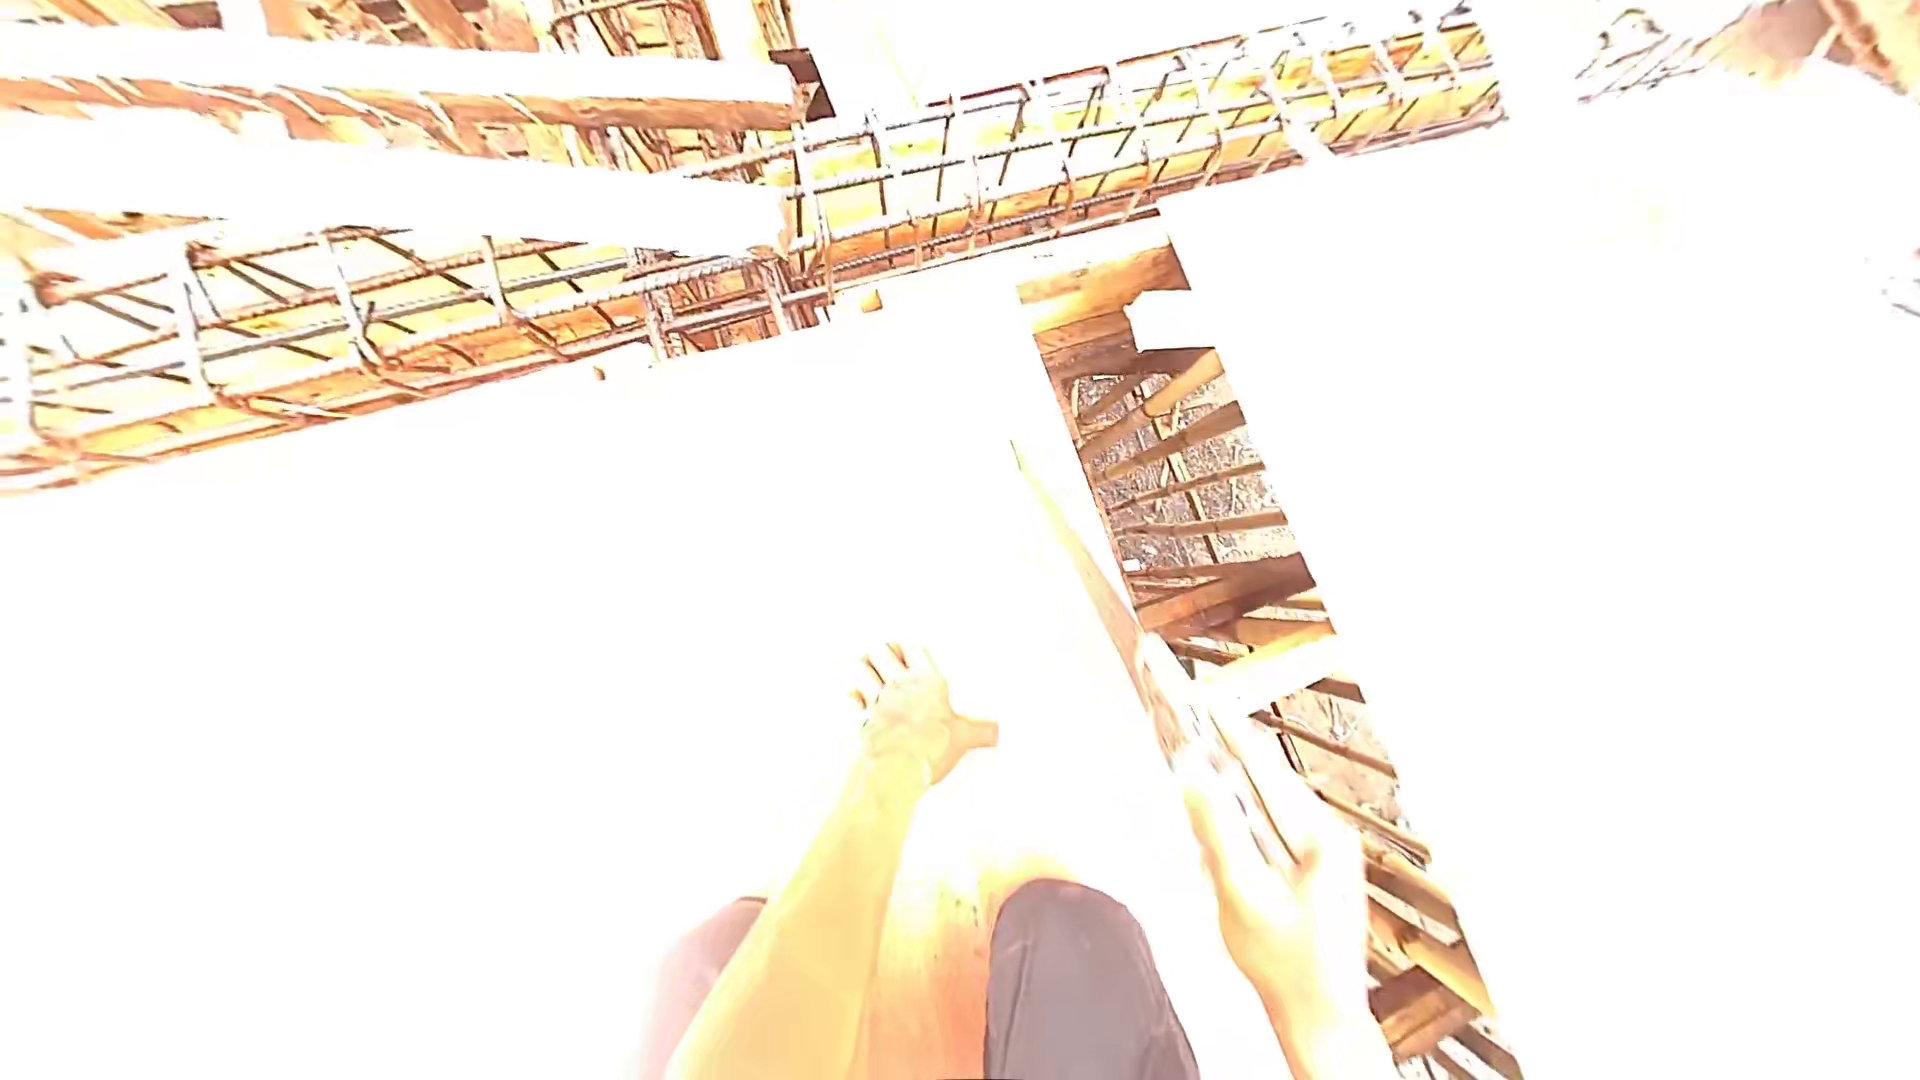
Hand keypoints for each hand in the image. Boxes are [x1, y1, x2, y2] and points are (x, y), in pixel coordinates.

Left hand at [852, 643, 997, 789]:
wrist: (902, 773)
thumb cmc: (934, 751)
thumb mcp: (964, 739)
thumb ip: (983, 731)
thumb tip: (1000, 732)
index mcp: (929, 682)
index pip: (912, 645)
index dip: (905, 643)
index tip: (904, 649)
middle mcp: (902, 684)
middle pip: (881, 650)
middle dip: (880, 653)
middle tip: (883, 662)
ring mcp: (880, 698)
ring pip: (862, 666)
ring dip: (862, 668)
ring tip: (867, 675)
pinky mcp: (863, 716)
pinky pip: (852, 694)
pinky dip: (850, 694)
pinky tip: (854, 699)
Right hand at [1177, 747, 1376, 1061]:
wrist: (1319, 1018)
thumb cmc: (1286, 966)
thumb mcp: (1240, 894)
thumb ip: (1214, 831)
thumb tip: (1191, 779)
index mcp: (1321, 836)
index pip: (1263, 766)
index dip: (1227, 730)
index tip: (1203, 700)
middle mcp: (1327, 834)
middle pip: (1263, 776)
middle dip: (1223, 751)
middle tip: (1190, 722)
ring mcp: (1320, 848)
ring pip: (1263, 798)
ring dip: (1229, 781)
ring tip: (1198, 757)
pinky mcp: (1308, 860)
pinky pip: (1266, 819)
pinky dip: (1238, 809)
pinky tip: (1217, 809)